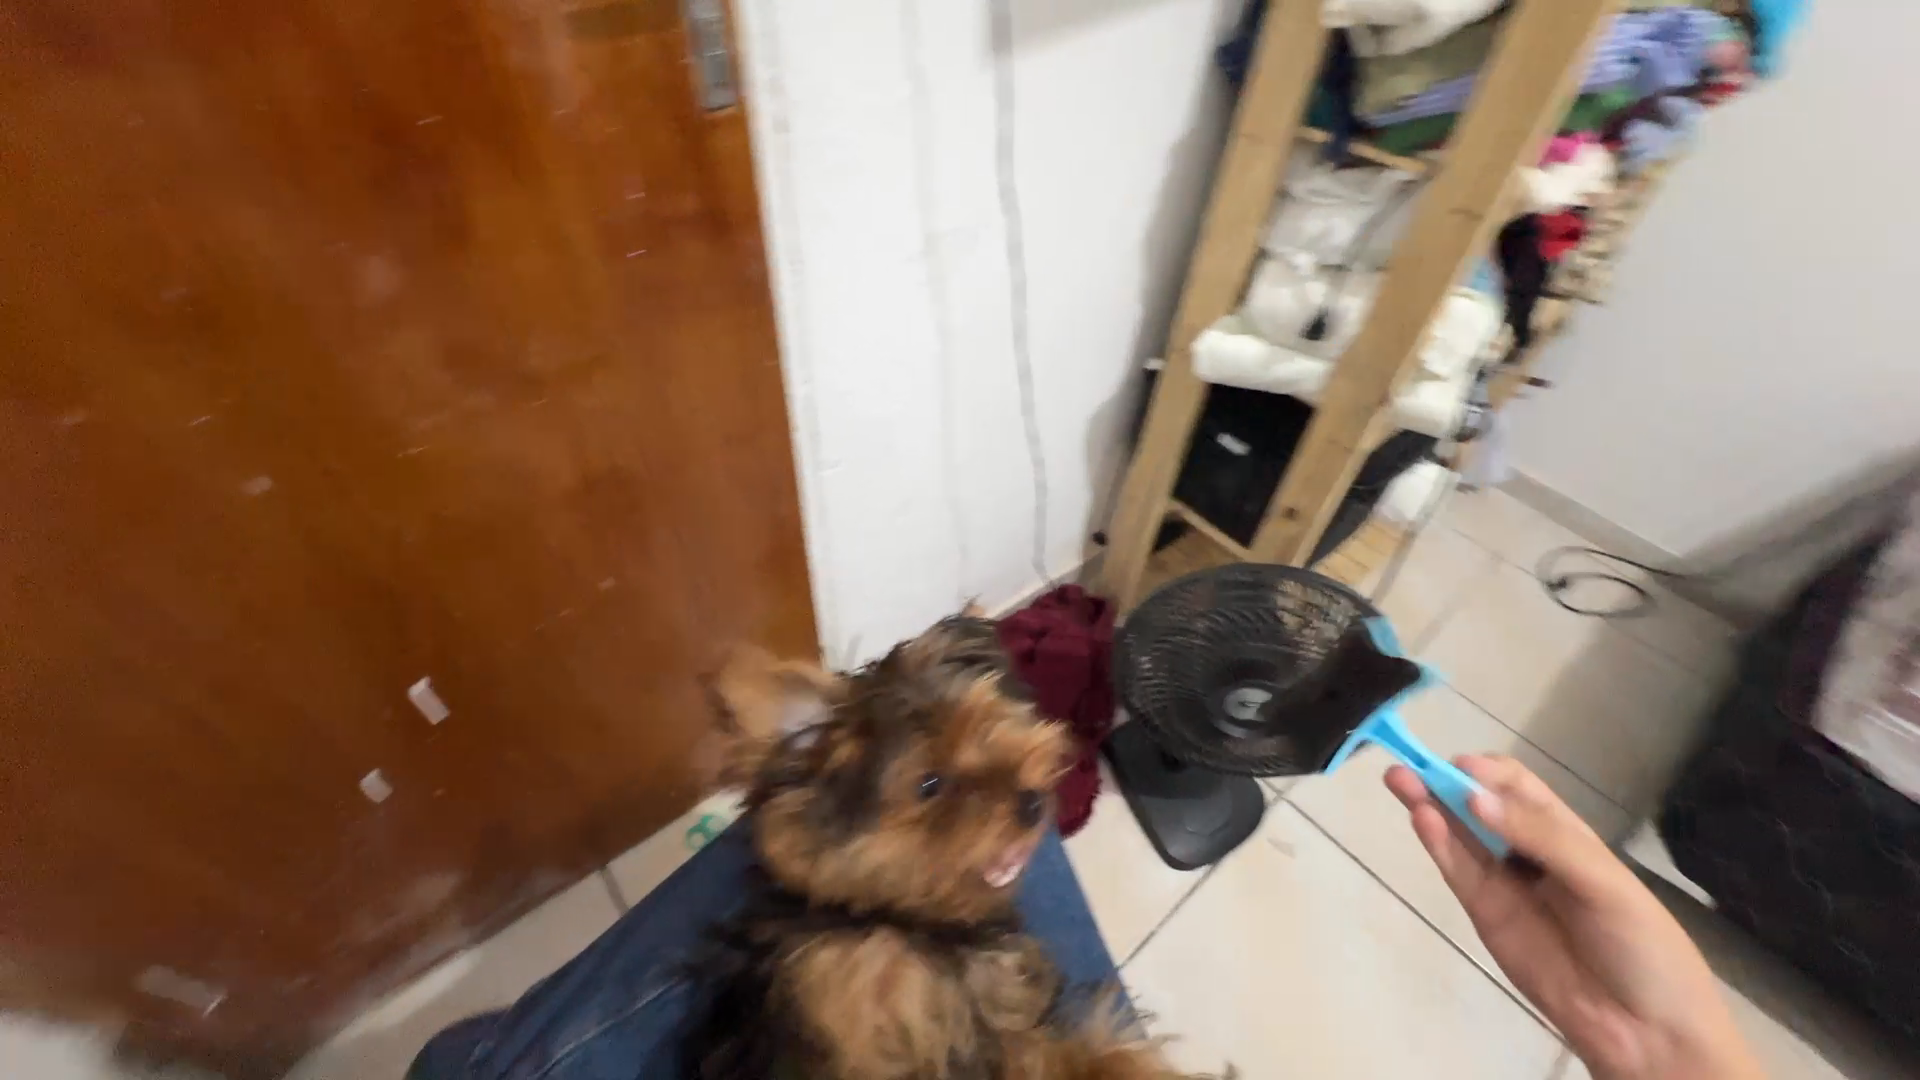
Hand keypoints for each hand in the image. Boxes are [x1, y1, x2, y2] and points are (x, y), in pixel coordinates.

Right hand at [1385, 756, 1763, 1079]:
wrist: (1646, 1033)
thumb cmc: (1641, 946)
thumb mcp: (1604, 883)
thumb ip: (1539, 837)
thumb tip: (1473, 797)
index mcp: (1562, 832)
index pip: (1514, 785)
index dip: (1486, 771)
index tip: (1462, 767)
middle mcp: (1524, 847)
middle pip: (1475, 802)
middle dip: (1442, 778)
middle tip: (1407, 764)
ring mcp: (1499, 878)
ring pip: (1456, 829)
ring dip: (1426, 801)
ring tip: (1397, 779)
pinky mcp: (1480, 908)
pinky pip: (1454, 866)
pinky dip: (1434, 839)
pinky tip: (1420, 817)